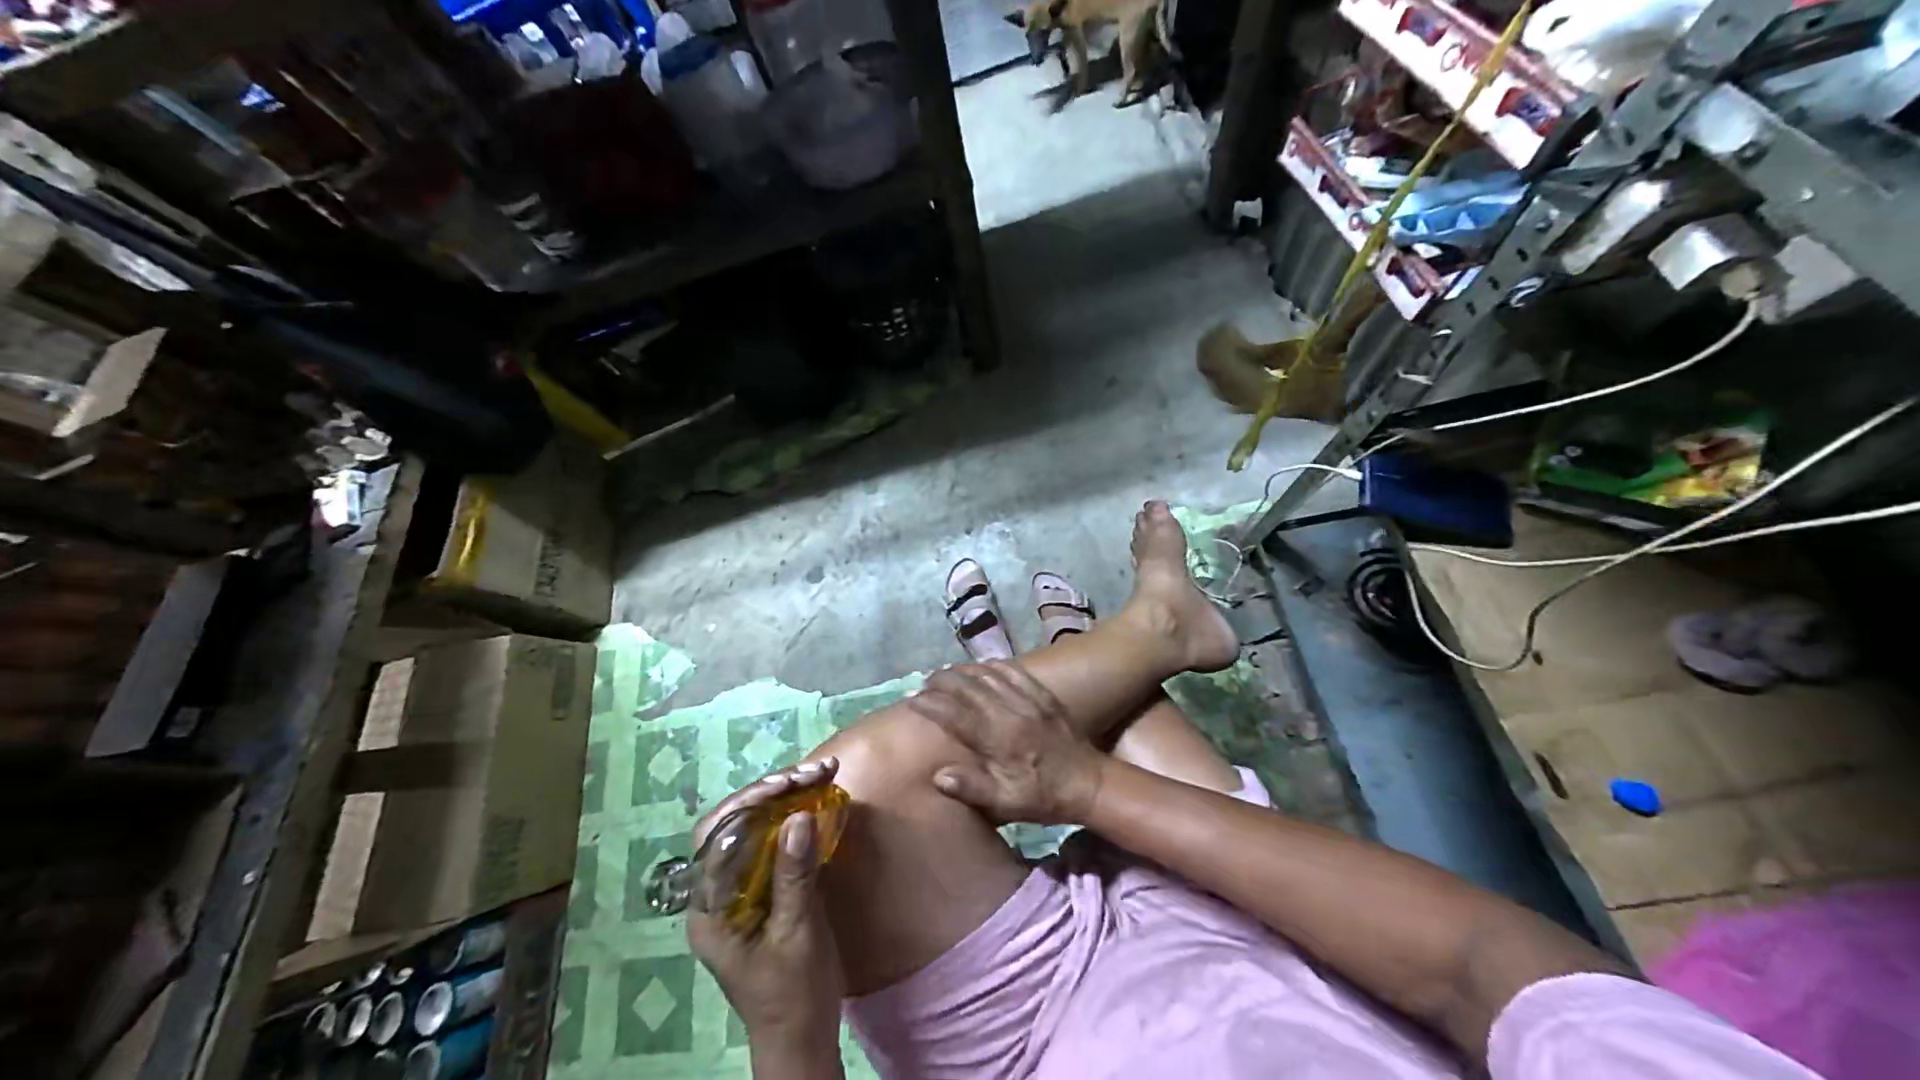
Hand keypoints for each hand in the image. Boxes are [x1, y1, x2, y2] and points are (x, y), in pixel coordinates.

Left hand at [687, 760, 845, 1075]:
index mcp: (710, 907)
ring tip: (822, 774)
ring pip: (755, 827)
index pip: (717, 837)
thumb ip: (794, 876)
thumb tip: (800, 816)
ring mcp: (742, 888)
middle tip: (813, 772)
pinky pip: (774, 842)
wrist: (801, 1039)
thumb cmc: (793, 995)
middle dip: (771, 792)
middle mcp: (718, 891)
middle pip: (734, 824)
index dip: (749, 804)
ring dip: (786, 799)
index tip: (788, 785)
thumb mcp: (797, 935)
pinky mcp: (765, 887)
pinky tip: (820, 802)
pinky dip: (796, 819)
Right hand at [907, 661, 1105, 824]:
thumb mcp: (1008, 804)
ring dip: (965, 670)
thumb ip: (973, 789)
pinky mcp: (1044, 695)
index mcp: (1000, 740)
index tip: (913, 700)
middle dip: (944, 681)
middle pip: (970, 687)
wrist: (1088, 784)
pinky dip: (994, 665)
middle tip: (925, 682)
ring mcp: (1030, 700)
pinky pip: (1015, 671)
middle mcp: (1012, 713)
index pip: (956, 715)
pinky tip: (983, 666)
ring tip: (947, 672)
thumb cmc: (1043, 797)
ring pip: (990, 674)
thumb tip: (939, 775)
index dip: (931, 705)